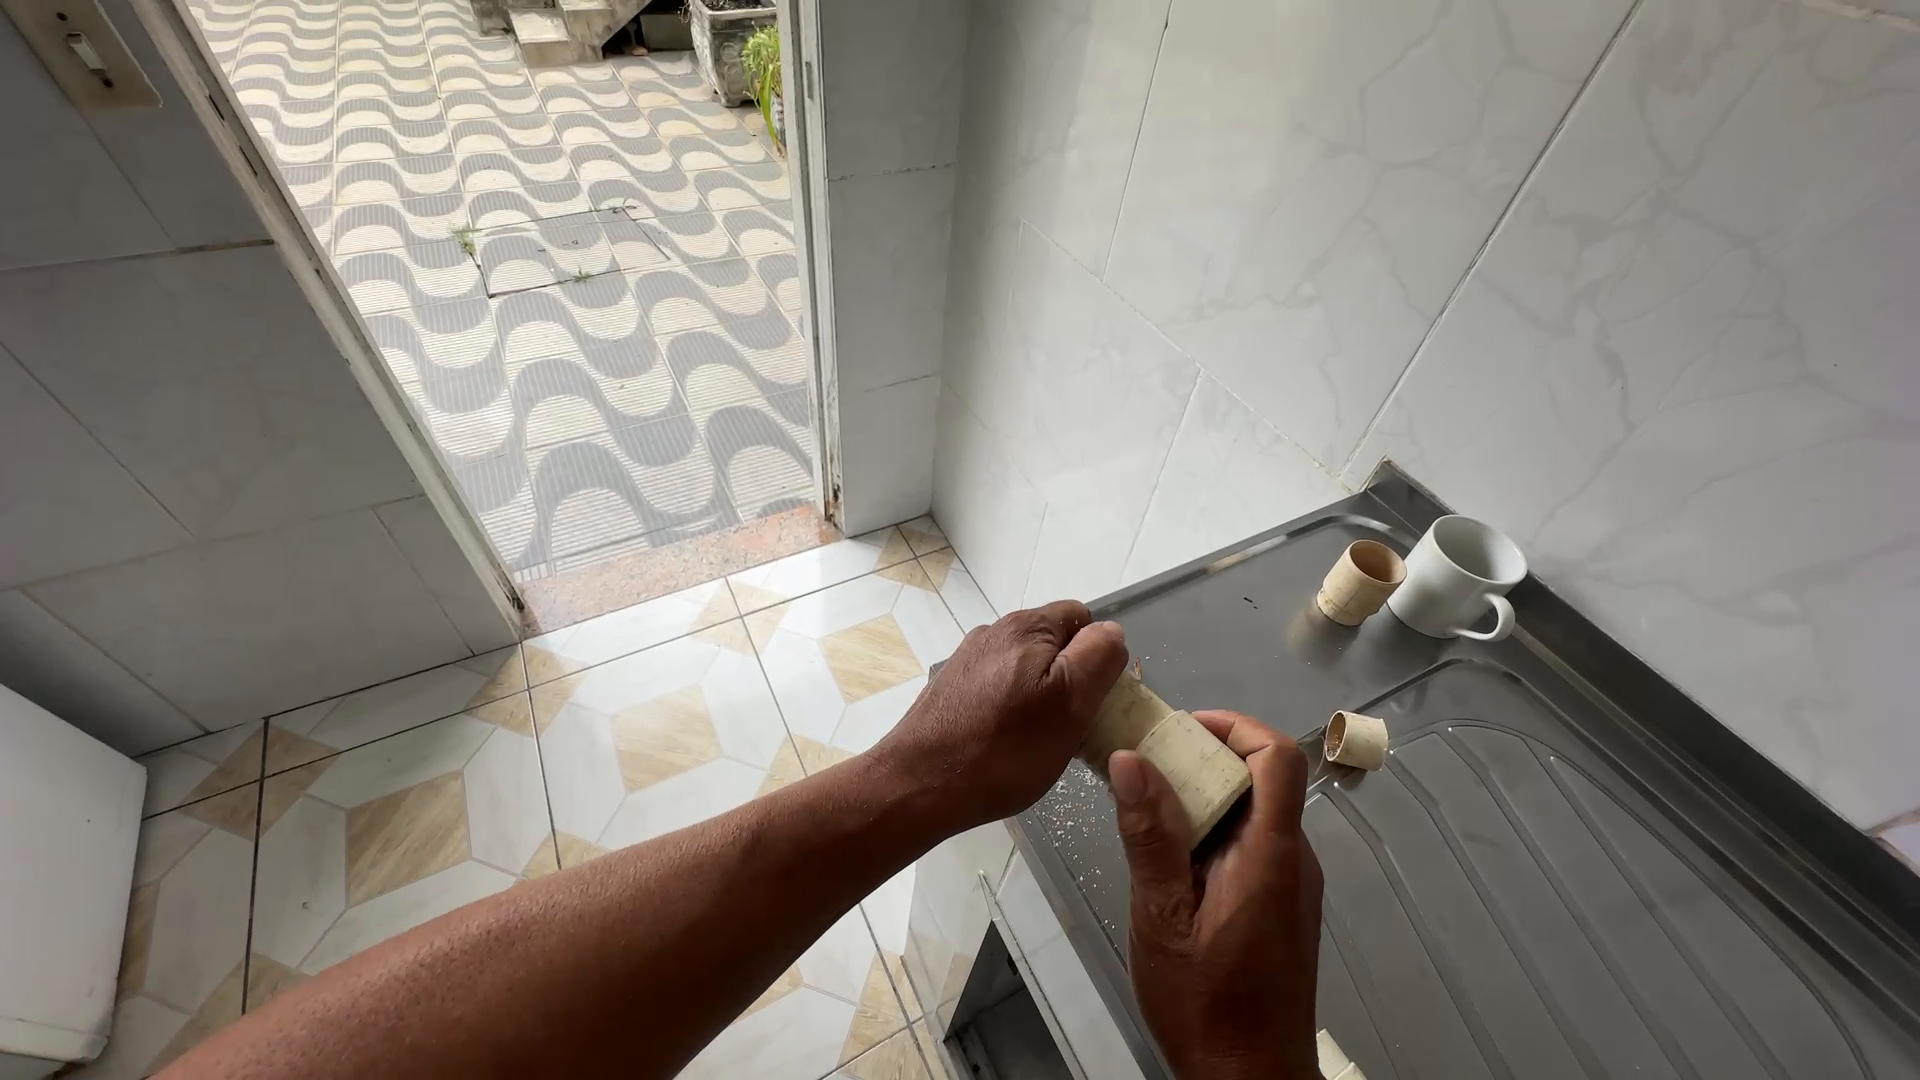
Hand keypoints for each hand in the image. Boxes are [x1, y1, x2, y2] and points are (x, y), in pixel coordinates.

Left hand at [870, 601, 1128, 830]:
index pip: (1084, 620)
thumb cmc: (1003, 748)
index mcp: (1026, 626)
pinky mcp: (953, 687)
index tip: (1090, 701)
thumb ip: (1097, 657)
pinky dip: (1012, 710)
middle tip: (1067, 727)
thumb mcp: (1070, 704)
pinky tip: (1005, 744)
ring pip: (1027, 669)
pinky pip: (1000, 688)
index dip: (1097, 658)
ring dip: (1041, 698)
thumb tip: (1110, 632)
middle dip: (1069, 680)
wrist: (918, 784)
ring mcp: (969, 659)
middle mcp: (995, 632)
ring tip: (1035, 741)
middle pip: (1054, 644)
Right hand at [1110, 711, 1322, 1079]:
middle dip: (1204, 756)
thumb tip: (1132, 760)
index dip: (1235, 726)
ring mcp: (1291, 881)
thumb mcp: (1161, 917)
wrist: (1250, 1079)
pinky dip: (1212, 825)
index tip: (1181, 729)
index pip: (1279, 757)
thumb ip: (1149, 837)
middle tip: (1148, 763)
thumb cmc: (1204, 1004)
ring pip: (1254, 808)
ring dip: (1204, 792)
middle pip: (1264, 776)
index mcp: (1271, 855)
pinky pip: (1251, 839)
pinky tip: (1170, 852)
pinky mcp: (1280, 901)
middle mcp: (1293, 858)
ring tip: (1148, 804)